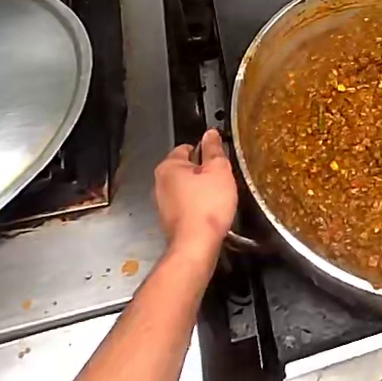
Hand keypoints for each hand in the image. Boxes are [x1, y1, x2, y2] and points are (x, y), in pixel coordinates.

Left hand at [155, 130, 238, 261]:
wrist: (196, 246)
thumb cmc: (206, 208)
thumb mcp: (218, 170)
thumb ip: (214, 149)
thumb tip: (211, 134)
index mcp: (168, 166)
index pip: (187, 147)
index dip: (205, 151)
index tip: (218, 157)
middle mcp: (160, 183)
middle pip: (186, 168)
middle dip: (204, 172)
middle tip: (221, 180)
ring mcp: (163, 203)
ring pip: (186, 188)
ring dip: (200, 191)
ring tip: (217, 199)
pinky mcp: (170, 220)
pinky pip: (186, 206)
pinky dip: (197, 207)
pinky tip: (209, 213)